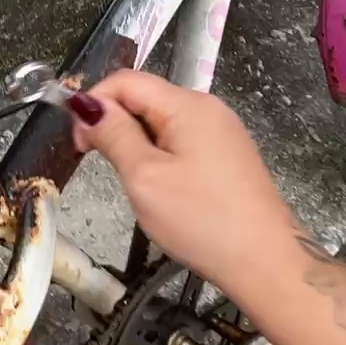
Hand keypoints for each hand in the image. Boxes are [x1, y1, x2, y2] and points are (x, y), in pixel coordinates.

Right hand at [67, 71, 297, 293]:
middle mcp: (207, 109)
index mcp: (187, 106)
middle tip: (94, 160)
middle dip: (110, 121)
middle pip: (143, 96)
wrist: (266, 263)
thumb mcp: (144, 176)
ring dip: (131, 139)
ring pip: (158, 119)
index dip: (93, 103)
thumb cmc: (202, 221)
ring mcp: (219, 131)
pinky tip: (154, 182)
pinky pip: (178, 137)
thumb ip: (113, 134)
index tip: (79, 142)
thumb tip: (86, 104)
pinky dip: (155, 152)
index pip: (125, 81)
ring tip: (126, 177)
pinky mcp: (224, 153)